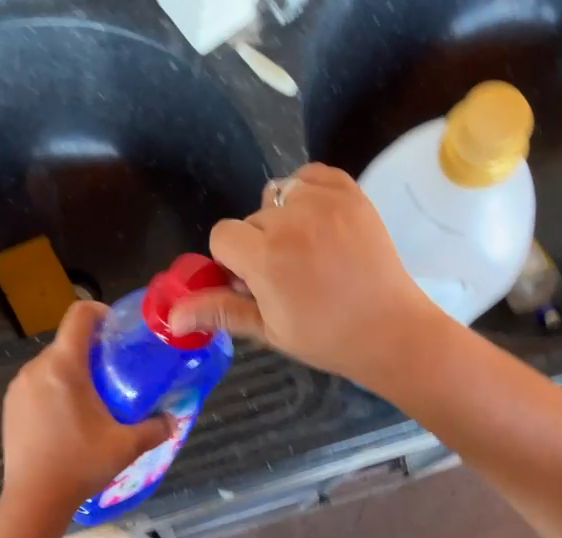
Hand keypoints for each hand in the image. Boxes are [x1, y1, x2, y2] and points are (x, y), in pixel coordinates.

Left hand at [1, 301, 174, 514]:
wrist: (34, 499)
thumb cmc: (81, 464)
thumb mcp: (126, 446)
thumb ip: (155, 428)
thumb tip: (173, 421)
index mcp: (65, 366)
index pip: (80, 315)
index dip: (100, 313)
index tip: (117, 330)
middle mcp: (36, 368)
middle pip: (66, 343)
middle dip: (91, 353)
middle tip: (114, 375)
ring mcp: (18, 388)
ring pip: (50, 366)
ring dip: (72, 374)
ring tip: (92, 401)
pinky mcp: (10, 408)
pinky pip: (36, 386)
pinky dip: (54, 392)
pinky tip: (68, 421)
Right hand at [170, 163, 451, 379]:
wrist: (389, 329)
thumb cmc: (325, 338)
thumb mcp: (267, 329)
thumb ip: (219, 311)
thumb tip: (172, 316)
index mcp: (265, 258)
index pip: (222, 236)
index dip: (233, 261)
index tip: (255, 282)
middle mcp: (290, 221)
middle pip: (250, 218)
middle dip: (259, 243)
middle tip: (290, 276)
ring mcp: (324, 202)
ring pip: (278, 195)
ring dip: (283, 217)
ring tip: (307, 250)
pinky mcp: (350, 192)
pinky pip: (310, 175)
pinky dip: (307, 193)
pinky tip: (319, 224)